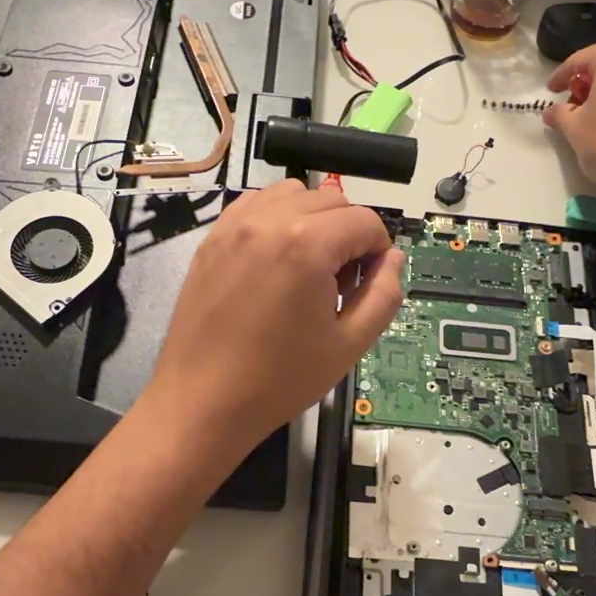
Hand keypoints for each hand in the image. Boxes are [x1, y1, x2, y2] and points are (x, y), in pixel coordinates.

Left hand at [142, 179, 404, 454]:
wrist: (203, 401)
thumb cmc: (279, 380)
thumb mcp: (349, 345)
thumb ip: (383, 295)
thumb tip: (392, 259)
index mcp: (307, 245)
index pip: (365, 221)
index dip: (378, 252)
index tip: (367, 286)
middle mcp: (269, 221)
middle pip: (332, 200)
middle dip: (348, 234)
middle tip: (339, 284)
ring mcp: (234, 225)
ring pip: (293, 194)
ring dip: (313, 220)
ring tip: (306, 268)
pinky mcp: (212, 238)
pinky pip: (255, 205)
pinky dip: (276, 219)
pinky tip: (275, 261)